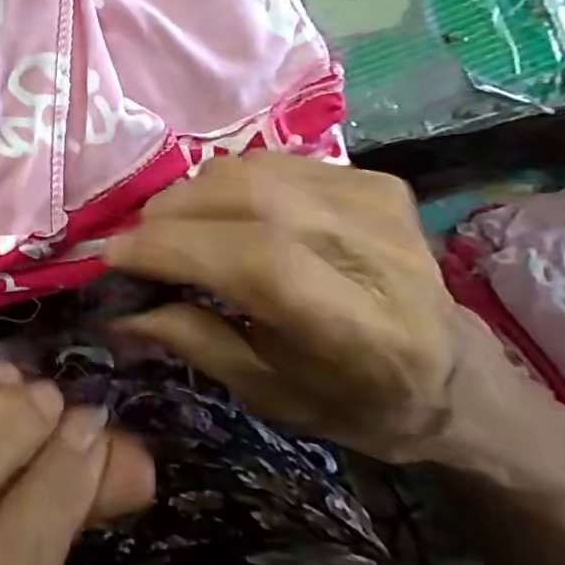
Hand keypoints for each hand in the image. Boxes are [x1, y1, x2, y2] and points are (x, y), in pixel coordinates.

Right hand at [103, 152, 502, 463]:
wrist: (451, 373)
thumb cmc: (351, 400)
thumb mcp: (266, 393)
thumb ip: (189, 339)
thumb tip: (114, 304)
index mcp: (362, 329)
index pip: (259, 261)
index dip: (174, 249)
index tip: (113, 256)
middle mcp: (377, 252)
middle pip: (247, 200)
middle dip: (168, 216)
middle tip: (134, 244)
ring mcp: (377, 203)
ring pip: (248, 171)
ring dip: (188, 196)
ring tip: (170, 230)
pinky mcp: (371, 179)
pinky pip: (265, 163)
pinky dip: (221, 185)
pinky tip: (218, 216)